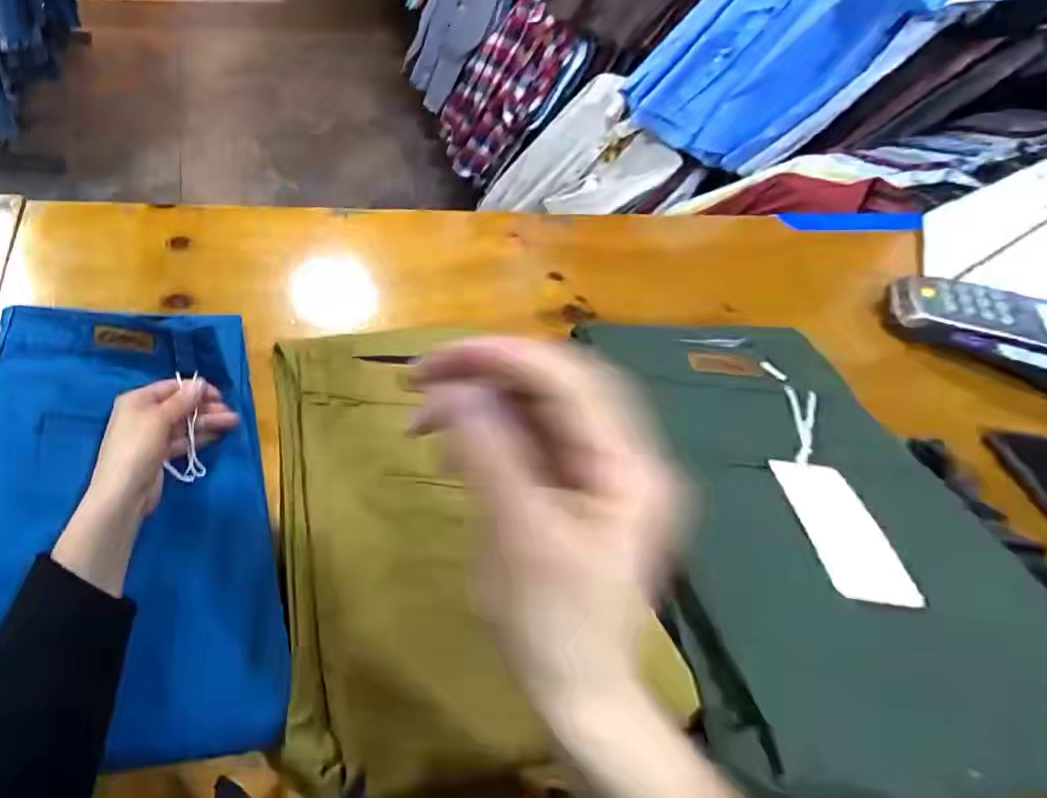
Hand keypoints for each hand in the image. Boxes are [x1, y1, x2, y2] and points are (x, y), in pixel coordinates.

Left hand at [86, 377, 239, 519]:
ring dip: (207, 421)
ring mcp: (152, 436)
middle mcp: (144, 414)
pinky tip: (217, 434)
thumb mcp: (159, 418)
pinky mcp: (160, 455)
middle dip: (205, 407)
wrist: (123, 494)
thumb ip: (182, 400)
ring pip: (184, 424)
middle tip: (230, 412)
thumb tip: (200, 382)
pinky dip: (198, 436)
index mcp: (138, 399)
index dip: (195, 389)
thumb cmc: (138, 447)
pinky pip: (182, 440)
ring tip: (232, 422)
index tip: (219, 395)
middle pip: (179, 406)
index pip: (171, 387)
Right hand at [411, 338, 683, 703]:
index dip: (503, 356)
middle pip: (550, 382)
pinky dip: (478, 427)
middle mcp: (614, 456)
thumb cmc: (554, 623)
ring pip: (530, 403)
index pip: (567, 381)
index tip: (438, 361)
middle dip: (484, 370)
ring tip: (421, 419)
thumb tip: (456, 388)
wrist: (574, 689)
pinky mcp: (561, 482)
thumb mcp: (520, 537)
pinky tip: (446, 446)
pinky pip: (519, 433)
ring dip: (474, 399)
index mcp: (624, 467)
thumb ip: (491, 455)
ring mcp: (589, 469)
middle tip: (422, 378)